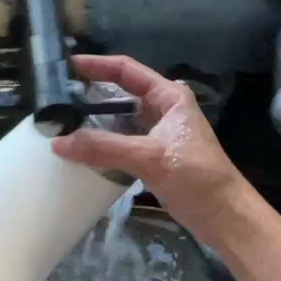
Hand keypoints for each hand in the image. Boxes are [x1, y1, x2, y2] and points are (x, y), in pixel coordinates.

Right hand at [51, 54, 247, 232]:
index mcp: (169, 97)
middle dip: (90, 94)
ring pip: (119, 120)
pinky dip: (102, 145)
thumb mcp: (150, 157)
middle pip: (120, 93)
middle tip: (56, 98)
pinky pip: (121, 144)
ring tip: (61, 122)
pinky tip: (80, 151)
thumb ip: (104, 148)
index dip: (97, 65)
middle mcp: (163, 110)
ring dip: (94, 122)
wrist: (224, 216)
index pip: (127, 70)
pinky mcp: (153, 158)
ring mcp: (158, 134)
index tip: (66, 65)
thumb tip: (58, 142)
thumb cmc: (196, 177)